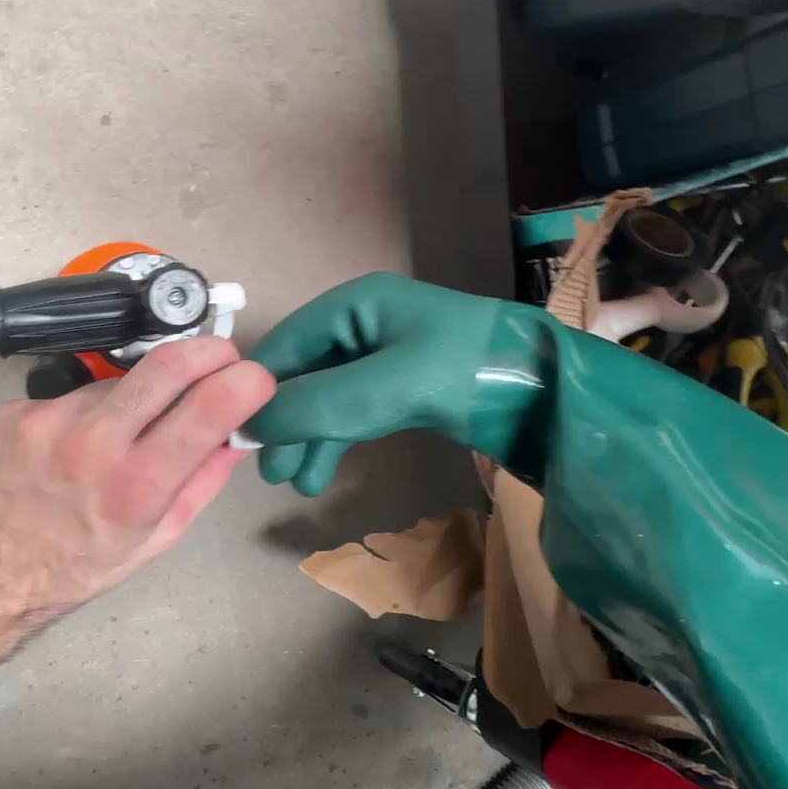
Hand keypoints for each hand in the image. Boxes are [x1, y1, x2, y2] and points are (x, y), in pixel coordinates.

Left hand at [0, 336, 275, 618]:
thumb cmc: (80, 566)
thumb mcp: (158, 538)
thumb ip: (204, 480)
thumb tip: (239, 432)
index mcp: (137, 485)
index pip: (210, 406)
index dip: (248, 381)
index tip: (256, 378)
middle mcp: (92, 443)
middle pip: (168, 362)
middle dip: (209, 350)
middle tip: (220, 358)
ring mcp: (50, 419)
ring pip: (120, 380)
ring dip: (139, 394)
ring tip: (124, 434)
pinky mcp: (19, 409)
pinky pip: (76, 395)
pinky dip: (91, 411)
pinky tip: (77, 444)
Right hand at [243, 273, 521, 494]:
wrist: (555, 393)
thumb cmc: (467, 373)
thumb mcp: (382, 389)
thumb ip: (311, 405)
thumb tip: (244, 428)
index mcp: (353, 307)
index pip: (283, 346)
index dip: (254, 390)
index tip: (232, 435)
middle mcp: (360, 327)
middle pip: (300, 375)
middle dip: (281, 422)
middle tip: (266, 470)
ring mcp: (381, 358)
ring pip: (323, 400)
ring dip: (304, 439)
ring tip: (292, 482)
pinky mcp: (400, 388)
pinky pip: (350, 414)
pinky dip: (332, 442)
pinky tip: (318, 476)